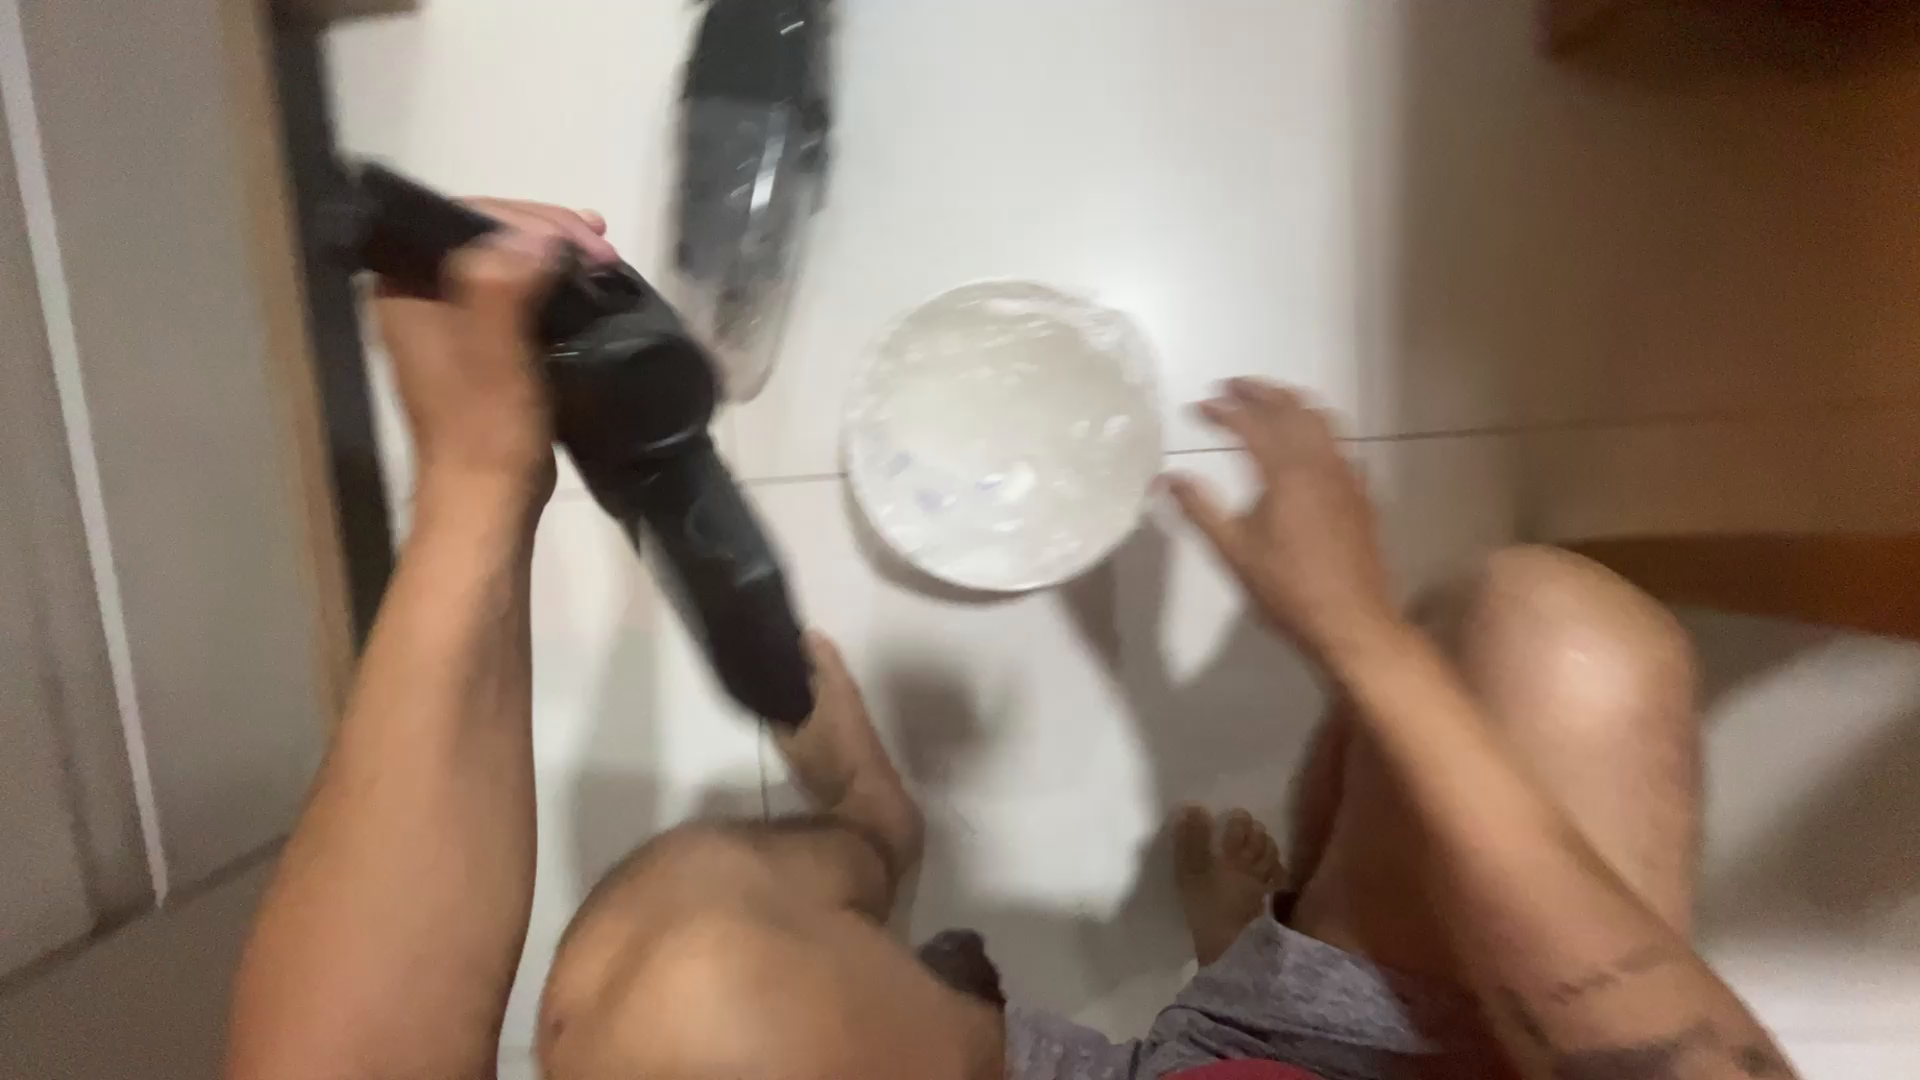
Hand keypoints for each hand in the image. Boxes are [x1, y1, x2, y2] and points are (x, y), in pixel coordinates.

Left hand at [374, 199, 619, 511]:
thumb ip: (503, 289)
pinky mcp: (485, 346)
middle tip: (604, 245)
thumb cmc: (488, 432)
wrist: (490, 495)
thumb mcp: (495, 359)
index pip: (464, 218)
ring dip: (555, 255)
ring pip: (506, 263)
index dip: (529, 219)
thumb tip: (539, 236)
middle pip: (485, 236)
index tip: (586, 237)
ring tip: (604, 256)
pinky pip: (519, 296)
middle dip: (547, 233)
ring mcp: (454, 321)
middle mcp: (422, 295)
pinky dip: (554, 286)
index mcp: (406, 287)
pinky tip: (586, 288)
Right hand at [1167, 378, 1397, 662]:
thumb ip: (1200, 508)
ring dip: (1292, 402)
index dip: (1222, 411)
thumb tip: (1169, 477)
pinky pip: (1341, 443)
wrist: (1351, 621)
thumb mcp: (1231, 551)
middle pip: (1292, 409)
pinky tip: (1307, 445)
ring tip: (1268, 400)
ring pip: (1323, 420)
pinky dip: (1318, 429)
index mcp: (1286, 474)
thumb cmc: (1285, 589)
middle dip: (1260, 392)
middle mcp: (1321, 464)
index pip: (1251, 425)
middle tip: (1231, 386)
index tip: (1197, 406)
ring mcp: (1347, 477)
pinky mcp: (1361, 493)